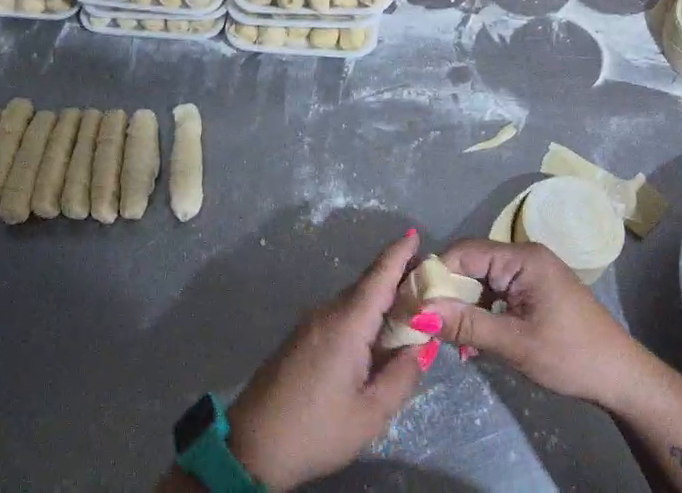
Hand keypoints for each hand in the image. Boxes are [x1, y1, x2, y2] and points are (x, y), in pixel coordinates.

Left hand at [224, 231, 430, 490]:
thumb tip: (420, 346)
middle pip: (367, 287)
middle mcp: (327, 314)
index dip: (398, 254)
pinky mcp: (300, 340)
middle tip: (429, 284)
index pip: (378, 278)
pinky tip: (376, 339)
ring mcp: (309, 325)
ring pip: (353, 304)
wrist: (252, 446)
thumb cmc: (316, 430)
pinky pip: (339, 318)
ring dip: (380, 303)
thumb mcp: (371, 413)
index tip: (415, 234)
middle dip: (396, 280)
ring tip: (410, 314)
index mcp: (346, 325)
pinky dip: (362, 318)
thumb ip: (401, 377)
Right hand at [423, 238, 650, 410]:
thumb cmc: (571, 356)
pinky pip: (496, 294)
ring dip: (463, 309)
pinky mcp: (534, 292)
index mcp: (522, 258)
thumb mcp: (514, 343)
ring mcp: (531, 274)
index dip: (435, 275)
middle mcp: (525, 257)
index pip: (464, 253)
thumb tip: (419, 313)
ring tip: (450, 341)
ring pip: (481, 282)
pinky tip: (472, 343)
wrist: (623, 378)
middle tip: (426, 326)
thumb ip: (466, 325)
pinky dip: (481, 314)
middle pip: (471, 265)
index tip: (412, 303)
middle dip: (447, 295)